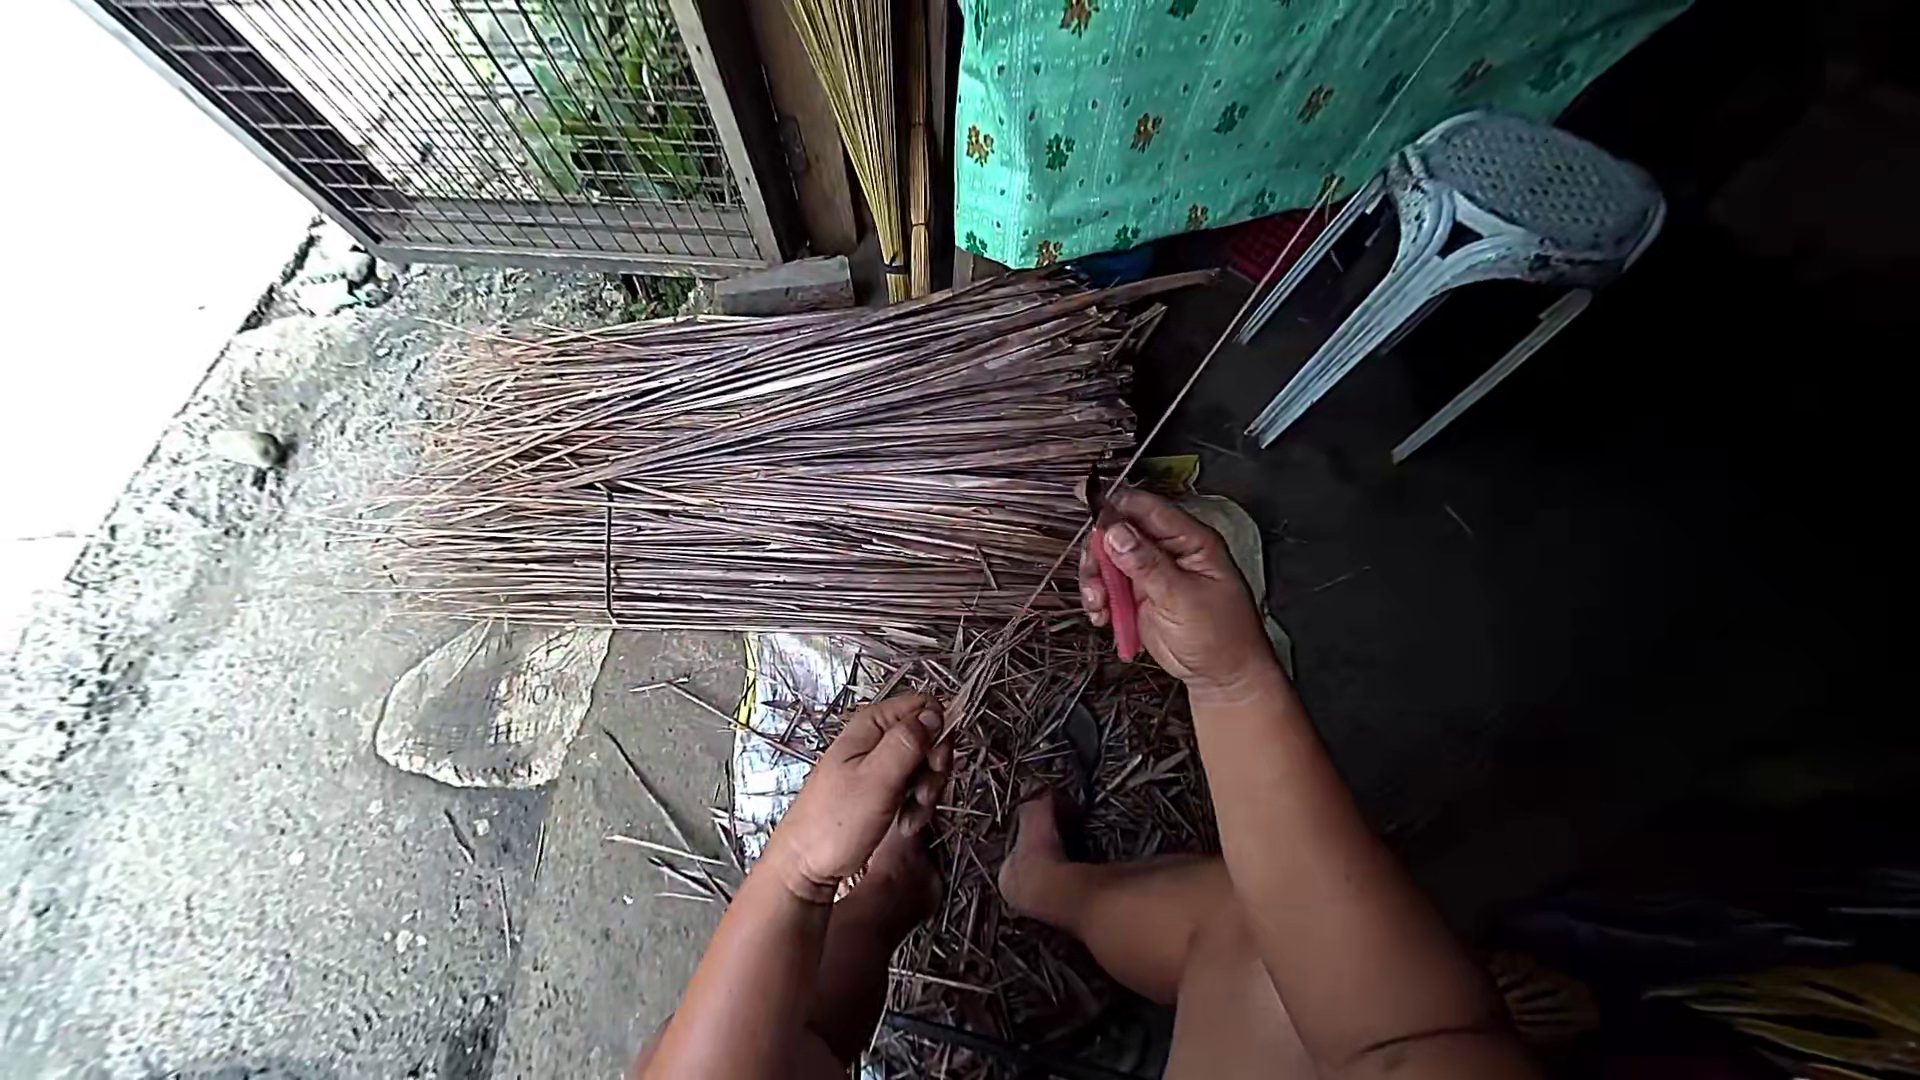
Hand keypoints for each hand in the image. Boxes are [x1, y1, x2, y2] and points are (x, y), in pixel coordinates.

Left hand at [762, 694, 951, 903]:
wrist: (806, 867)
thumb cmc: (836, 823)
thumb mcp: (876, 779)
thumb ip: (907, 742)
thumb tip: (934, 713)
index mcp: (872, 724)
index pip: (924, 707)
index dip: (937, 732)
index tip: (933, 763)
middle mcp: (877, 738)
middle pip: (929, 737)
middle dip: (933, 768)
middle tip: (920, 794)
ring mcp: (880, 764)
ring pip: (925, 765)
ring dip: (926, 792)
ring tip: (909, 815)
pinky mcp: (884, 788)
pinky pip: (915, 787)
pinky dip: (916, 806)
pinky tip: (905, 823)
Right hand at [1080, 488, 1278, 700]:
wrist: (1221, 677)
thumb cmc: (1222, 636)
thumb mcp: (1183, 598)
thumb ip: (1146, 564)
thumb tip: (1115, 532)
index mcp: (1189, 540)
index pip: (1145, 508)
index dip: (1115, 510)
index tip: (1093, 522)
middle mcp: (1166, 550)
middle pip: (1117, 532)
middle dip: (1099, 554)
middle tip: (1096, 578)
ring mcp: (1149, 572)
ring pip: (1106, 559)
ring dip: (1095, 580)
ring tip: (1099, 604)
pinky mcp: (1136, 594)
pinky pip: (1106, 586)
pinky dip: (1098, 599)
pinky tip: (1103, 615)